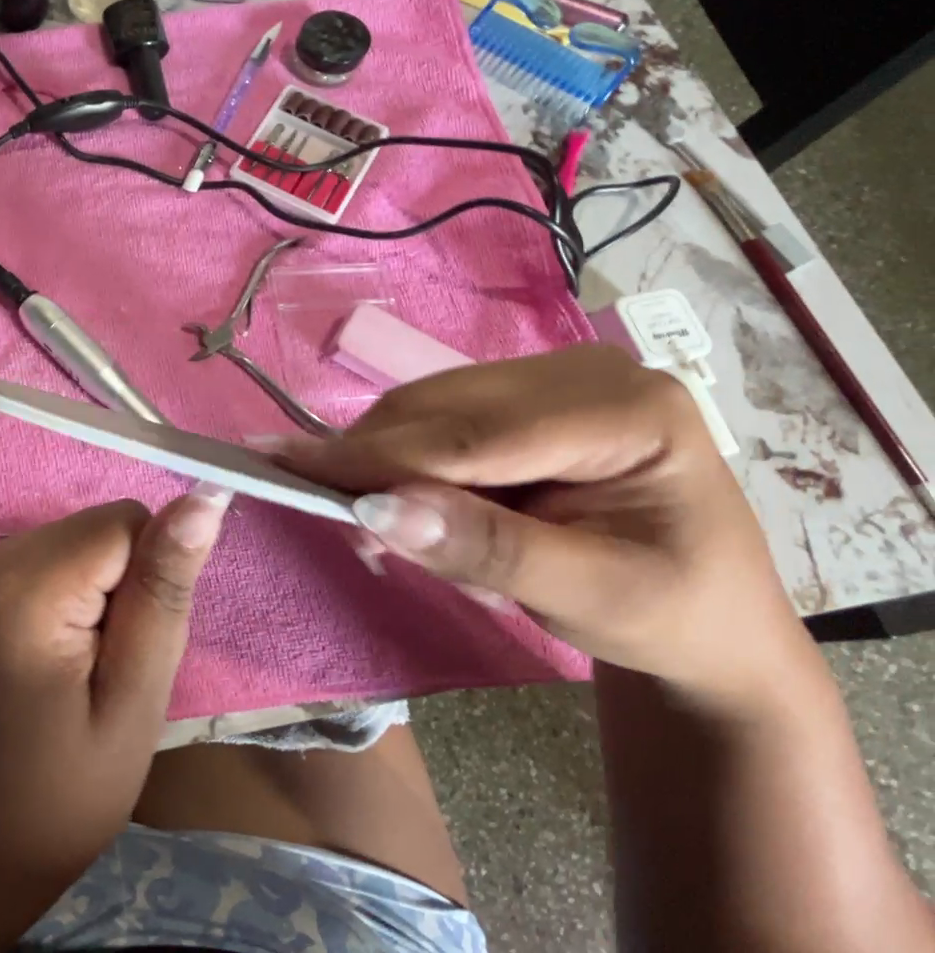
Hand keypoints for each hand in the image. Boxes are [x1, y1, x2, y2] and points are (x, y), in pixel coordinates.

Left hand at [0, 487, 230, 884]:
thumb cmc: (76, 781)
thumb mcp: (138, 692)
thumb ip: (165, 588)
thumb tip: (204, 496)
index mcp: (21, 589)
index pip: (125, 521)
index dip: (149, 578)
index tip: (131, 645)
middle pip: (99, 526)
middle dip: (123, 582)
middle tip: (107, 662)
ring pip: (81, 537)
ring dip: (99, 589)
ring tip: (82, 662)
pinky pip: (54, 552)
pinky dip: (72, 591)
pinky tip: (58, 650)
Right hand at [275, 345, 808, 707]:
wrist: (707, 620)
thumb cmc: (667, 615)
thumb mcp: (589, 598)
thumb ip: (487, 550)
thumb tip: (375, 508)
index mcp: (630, 411)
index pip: (473, 432)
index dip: (376, 456)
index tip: (286, 468)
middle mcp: (587, 373)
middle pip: (440, 409)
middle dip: (372, 461)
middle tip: (322, 512)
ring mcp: (551, 380)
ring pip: (425, 409)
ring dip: (382, 463)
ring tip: (370, 523)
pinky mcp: (521, 400)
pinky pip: (433, 421)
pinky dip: (401, 462)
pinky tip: (403, 502)